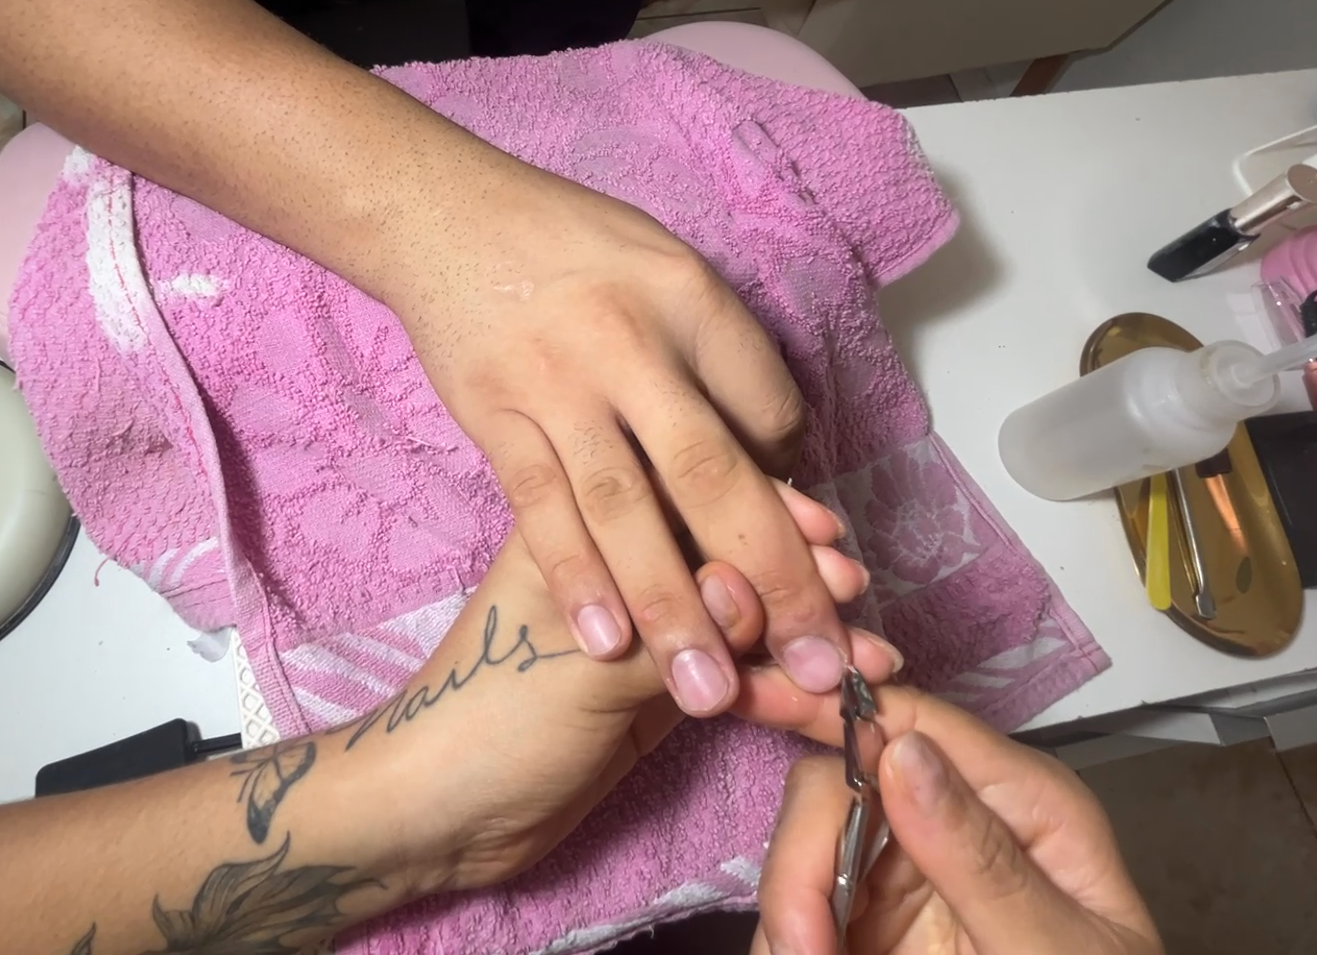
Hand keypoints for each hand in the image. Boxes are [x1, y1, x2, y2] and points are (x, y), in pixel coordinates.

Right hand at [379, 171, 850, 717]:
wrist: (446, 218)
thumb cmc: (565, 238)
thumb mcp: (661, 262)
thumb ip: (711, 347)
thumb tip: (758, 443)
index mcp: (687, 297)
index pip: (770, 408)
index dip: (796, 486)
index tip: (806, 545)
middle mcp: (628, 345)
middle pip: (710, 473)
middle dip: (771, 574)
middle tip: (819, 661)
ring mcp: (555, 386)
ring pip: (623, 508)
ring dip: (671, 603)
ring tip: (711, 689)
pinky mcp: (495, 418)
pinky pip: (540, 507)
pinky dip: (576, 575)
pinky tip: (607, 641)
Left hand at [384, 479, 896, 894]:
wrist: (448, 812)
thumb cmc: (491, 715)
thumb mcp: (576, 666)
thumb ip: (668, 630)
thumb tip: (755, 592)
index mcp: (582, 533)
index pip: (681, 503)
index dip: (756, 515)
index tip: (825, 536)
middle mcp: (619, 566)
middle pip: (720, 554)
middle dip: (790, 571)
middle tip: (853, 589)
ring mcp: (645, 626)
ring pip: (736, 617)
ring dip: (798, 635)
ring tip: (868, 654)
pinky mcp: (660, 684)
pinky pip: (732, 674)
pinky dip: (781, 686)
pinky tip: (833, 698)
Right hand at [735, 681, 1160, 954]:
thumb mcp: (1060, 954)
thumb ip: (983, 859)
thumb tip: (900, 751)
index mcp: (1010, 797)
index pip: (903, 717)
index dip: (820, 699)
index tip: (751, 699)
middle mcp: (943, 812)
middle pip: (831, 782)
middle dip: (803, 859)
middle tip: (805, 947)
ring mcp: (895, 861)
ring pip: (800, 839)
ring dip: (790, 906)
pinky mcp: (859, 909)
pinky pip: (793, 894)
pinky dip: (787, 932)